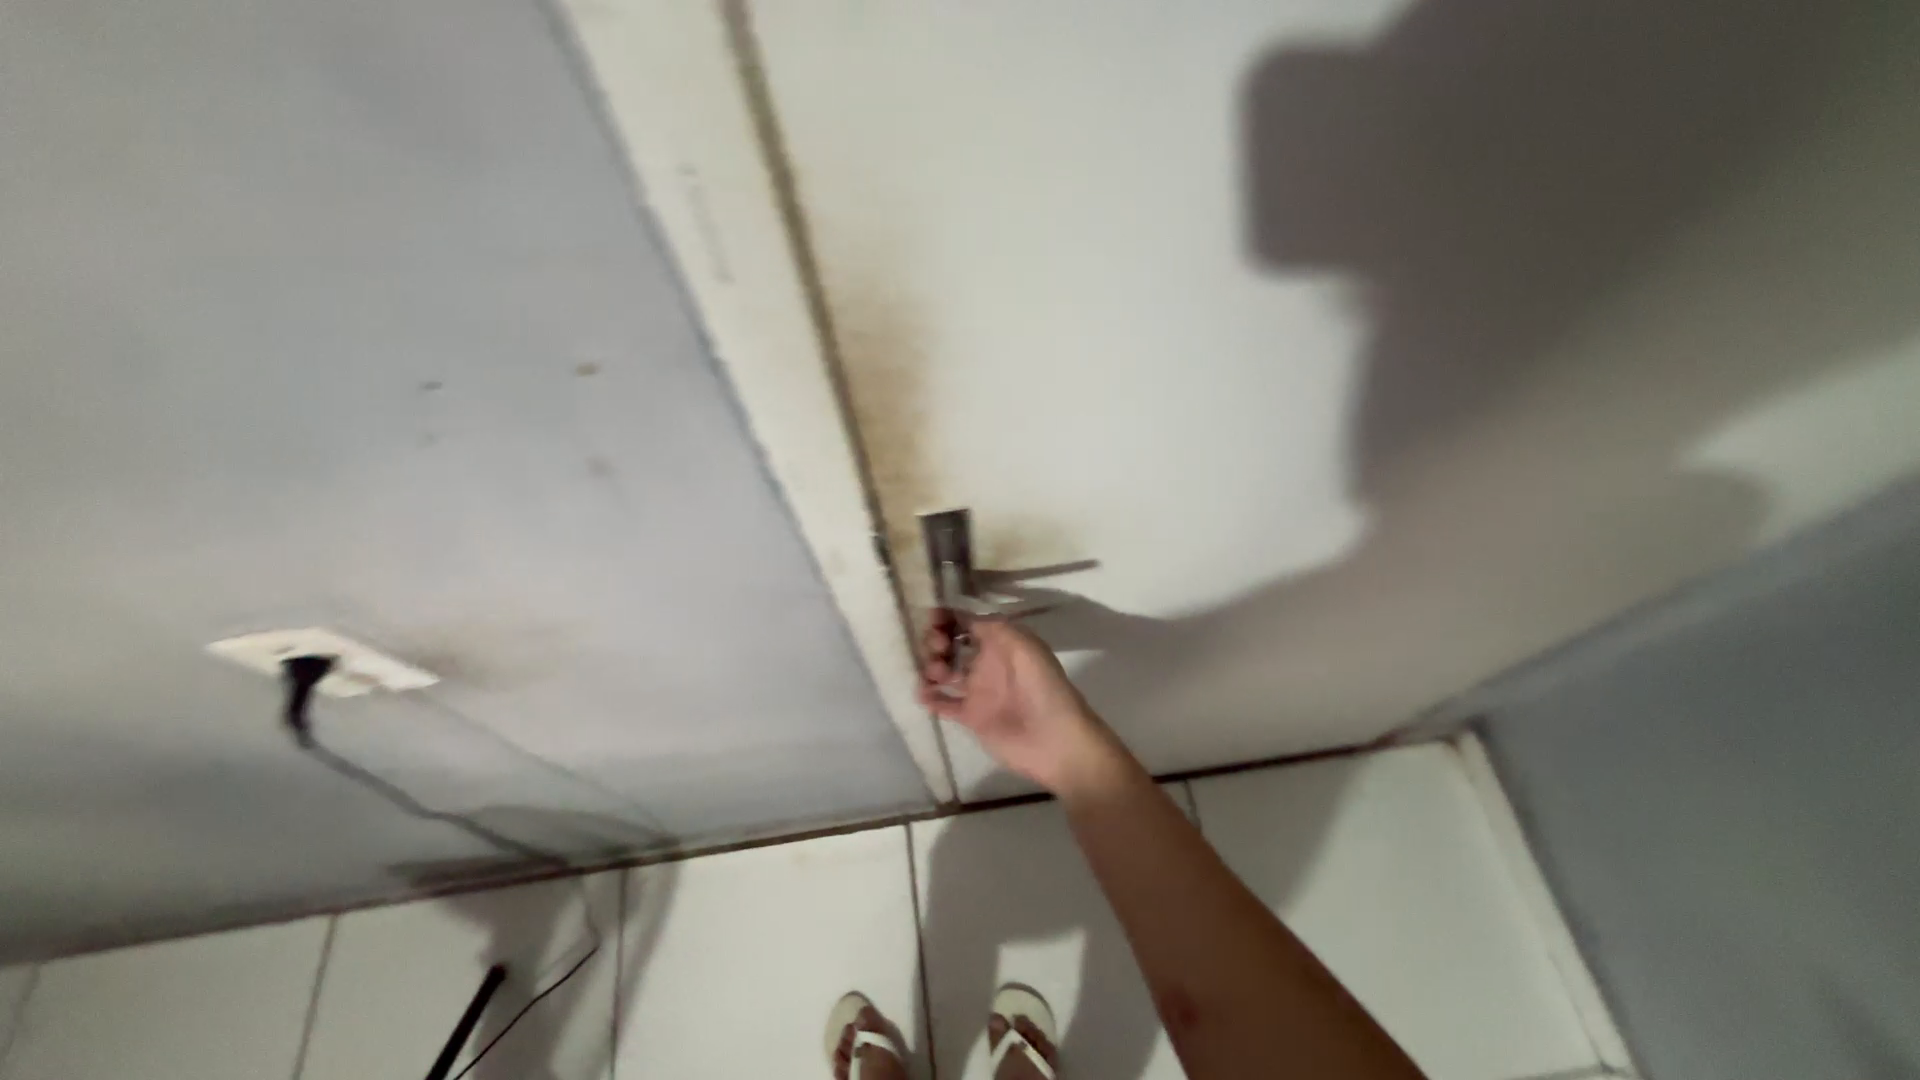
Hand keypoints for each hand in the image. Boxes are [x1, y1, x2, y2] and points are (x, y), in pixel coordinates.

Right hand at [916, 611, 1119, 793]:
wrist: (1055, 740)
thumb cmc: (1044, 688)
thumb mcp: (1025, 647)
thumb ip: (994, 628)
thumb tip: (964, 618)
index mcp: (1001, 643)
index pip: (968, 623)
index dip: (948, 617)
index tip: (932, 619)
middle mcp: (987, 663)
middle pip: (951, 645)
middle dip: (936, 641)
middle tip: (937, 648)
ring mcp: (978, 691)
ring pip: (944, 672)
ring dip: (931, 667)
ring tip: (936, 674)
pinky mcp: (971, 717)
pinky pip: (944, 703)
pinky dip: (929, 697)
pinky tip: (924, 694)